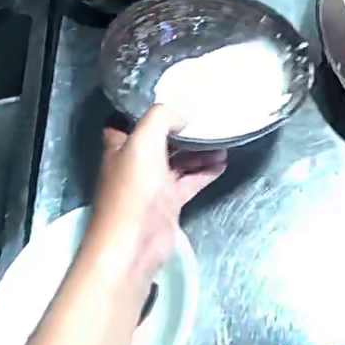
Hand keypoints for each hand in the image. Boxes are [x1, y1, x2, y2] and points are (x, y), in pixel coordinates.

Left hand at [86, 105, 227, 282]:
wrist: (134, 242)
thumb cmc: (135, 186)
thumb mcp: (144, 139)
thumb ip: (161, 118)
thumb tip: (181, 119)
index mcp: (121, 148)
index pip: (130, 124)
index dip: (147, 113)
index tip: (171, 102)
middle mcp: (136, 165)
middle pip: (162, 143)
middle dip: (182, 132)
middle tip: (207, 120)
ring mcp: (153, 186)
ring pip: (179, 162)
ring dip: (199, 151)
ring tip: (222, 142)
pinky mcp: (169, 203)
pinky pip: (191, 181)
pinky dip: (206, 171)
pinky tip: (223, 163)